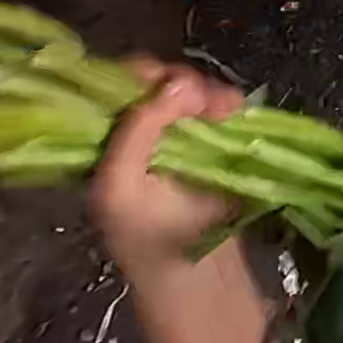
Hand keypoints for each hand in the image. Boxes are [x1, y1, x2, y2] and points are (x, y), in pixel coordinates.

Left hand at [91, 57, 243, 278]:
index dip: (140, 76)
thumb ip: (137, 132)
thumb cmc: (148, 232)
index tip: (168, 84)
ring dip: (210, 92)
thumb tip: (181, 81)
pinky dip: (228, 101)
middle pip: (160, 80)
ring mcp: (181, 130)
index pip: (116, 85)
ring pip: (194, 89)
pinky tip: (235, 111)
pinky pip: (221, 104)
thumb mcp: (121, 185)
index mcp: (107, 136)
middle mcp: (142, 126)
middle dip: (183, 83)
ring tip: (225, 110)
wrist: (196, 267)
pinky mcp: (216, 137)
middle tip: (204, 102)